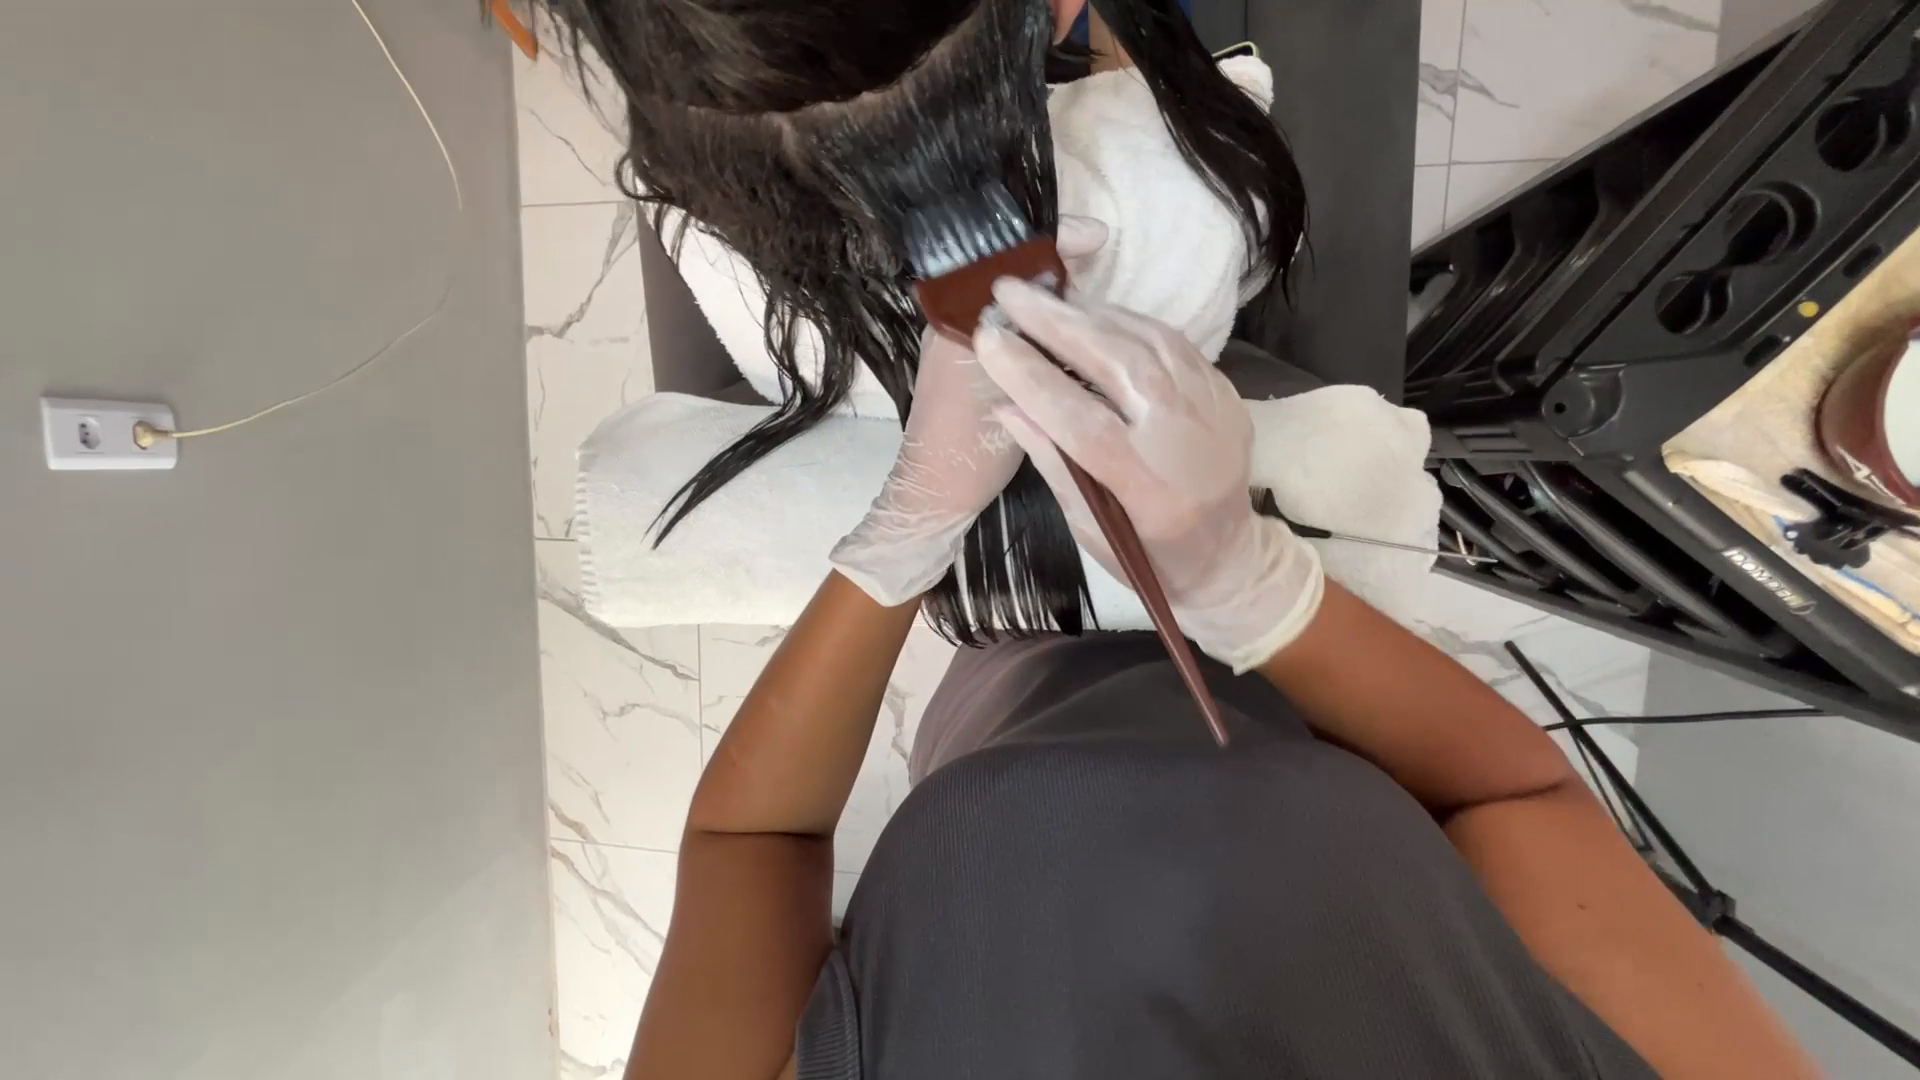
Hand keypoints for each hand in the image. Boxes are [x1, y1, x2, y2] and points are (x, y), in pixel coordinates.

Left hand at [831, 218, 1108, 605]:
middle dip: (1057, 264)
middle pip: (1010, 274)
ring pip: (1015, 303)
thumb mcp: (1014, 389)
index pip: (1004, 255)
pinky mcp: (976, 365)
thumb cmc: (971, 445)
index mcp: (958, 316)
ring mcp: (965, 342)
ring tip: (1098, 296)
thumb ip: (1044, 342)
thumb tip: (1077, 298)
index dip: (1053, 241)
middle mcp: (957, 319)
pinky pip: (1014, 329)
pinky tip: (1075, 334)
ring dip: (1054, 297)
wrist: (940, 492)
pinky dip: (1044, 326)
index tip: (1097, 238)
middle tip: (1104, 266)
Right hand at [971, 277, 1324, 670]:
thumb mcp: (1089, 525)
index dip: (1030, 377)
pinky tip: (1094, 313)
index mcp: (1146, 486)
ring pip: (1147, 340)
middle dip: (1056, 323)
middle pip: (1117, 363)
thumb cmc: (1147, 554)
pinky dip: (1128, 322)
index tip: (988, 341)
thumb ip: (1052, 461)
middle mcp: (1184, 437)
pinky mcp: (1225, 392)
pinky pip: (1173, 342)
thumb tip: (1006, 405)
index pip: (1079, 420)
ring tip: (1043, 298)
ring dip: (1090, 314)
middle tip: (1008, 293)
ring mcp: (1213, 408)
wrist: (1227, 555)